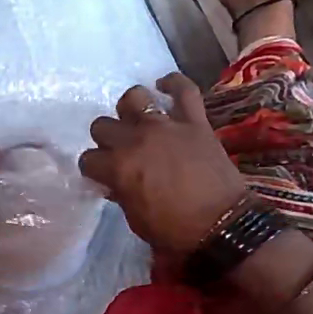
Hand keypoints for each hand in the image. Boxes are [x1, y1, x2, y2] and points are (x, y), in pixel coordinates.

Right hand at [78, 74, 247, 254]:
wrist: (224, 225)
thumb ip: (121, 194)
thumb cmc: (175, 230)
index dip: (92, 169)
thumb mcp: (136, 220)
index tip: (101, 176)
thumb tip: (114, 182)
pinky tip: (164, 86)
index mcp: (119, 168)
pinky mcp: (194, 121)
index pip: (88, 159)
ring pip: (134, 98)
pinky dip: (173, 83)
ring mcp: (166, 126)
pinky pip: (184, 89)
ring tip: (137, 121)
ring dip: (131, 109)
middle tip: (118, 151)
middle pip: (102, 125)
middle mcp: (136, 140)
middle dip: (105, 140)